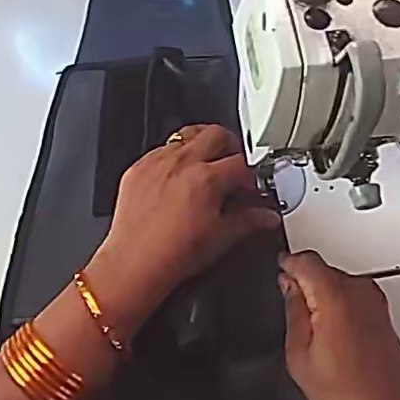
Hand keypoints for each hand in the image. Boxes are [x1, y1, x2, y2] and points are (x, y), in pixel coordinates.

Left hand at [88, 125, 280, 307]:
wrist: (134, 265)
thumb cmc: (172, 255)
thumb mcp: (221, 238)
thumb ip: (248, 221)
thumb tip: (265, 217)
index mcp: (206, 178)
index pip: (242, 162)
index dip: (252, 174)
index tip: (250, 186)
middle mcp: (181, 163)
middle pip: (216, 134)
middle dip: (231, 147)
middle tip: (233, 164)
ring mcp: (156, 163)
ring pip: (186, 136)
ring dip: (201, 145)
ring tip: (206, 164)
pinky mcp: (137, 169)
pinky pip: (160, 149)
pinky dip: (174, 157)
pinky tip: (177, 176)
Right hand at [280, 251, 399, 399]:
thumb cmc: (350, 398)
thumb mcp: (299, 356)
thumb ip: (292, 311)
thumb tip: (289, 288)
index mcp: (335, 296)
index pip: (304, 260)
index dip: (287, 264)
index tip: (279, 269)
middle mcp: (358, 291)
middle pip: (321, 269)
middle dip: (304, 283)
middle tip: (291, 309)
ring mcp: (374, 300)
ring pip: (336, 282)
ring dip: (321, 296)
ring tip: (313, 333)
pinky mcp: (382, 311)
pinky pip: (351, 295)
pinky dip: (338, 306)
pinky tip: (331, 337)